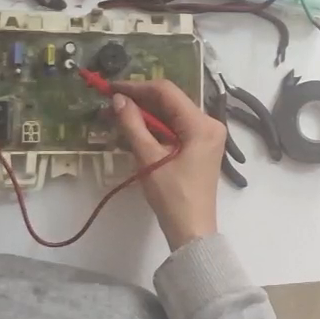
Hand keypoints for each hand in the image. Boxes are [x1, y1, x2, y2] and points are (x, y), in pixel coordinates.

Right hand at [111, 79, 225, 250]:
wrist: (192, 230)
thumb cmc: (172, 197)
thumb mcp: (149, 159)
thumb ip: (133, 125)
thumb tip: (118, 99)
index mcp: (202, 124)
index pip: (167, 92)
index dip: (137, 87)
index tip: (111, 88)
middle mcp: (209, 124)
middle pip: (170, 101)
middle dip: (139, 101)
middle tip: (109, 103)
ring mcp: (207, 136)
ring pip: (171, 114)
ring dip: (145, 114)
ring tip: (116, 115)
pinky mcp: (200, 147)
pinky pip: (176, 128)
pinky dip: (155, 127)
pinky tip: (134, 128)